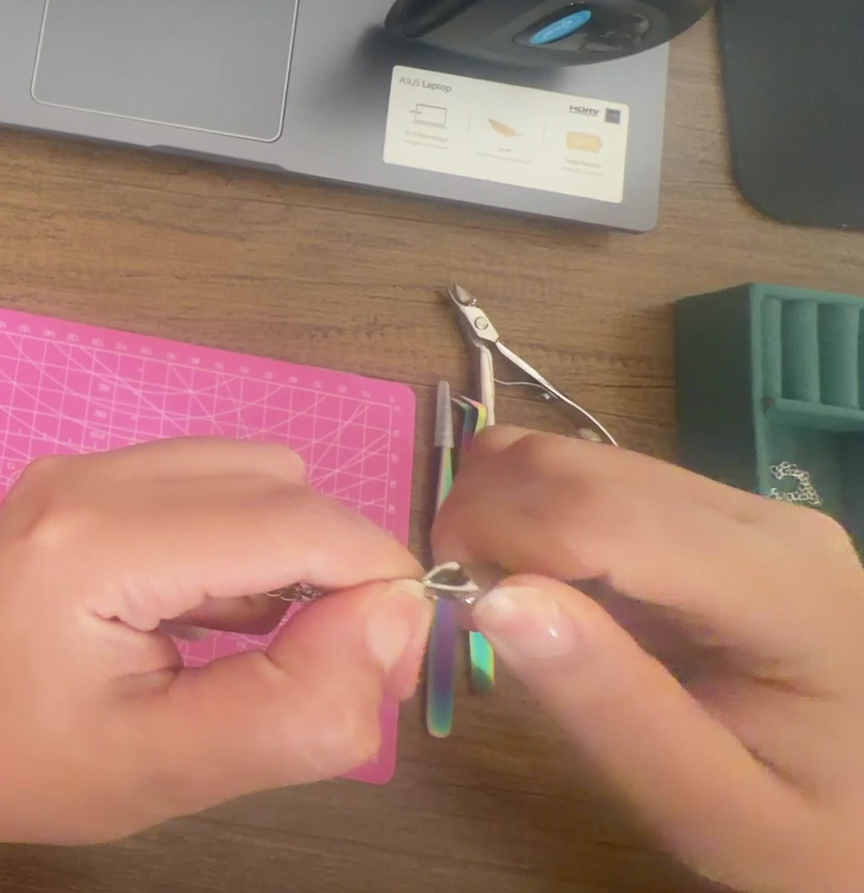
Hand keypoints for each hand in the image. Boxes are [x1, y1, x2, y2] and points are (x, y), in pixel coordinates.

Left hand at [0, 437, 429, 846]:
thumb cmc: (33, 764)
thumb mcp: (174, 769)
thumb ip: (300, 703)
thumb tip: (392, 614)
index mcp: (96, 540)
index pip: (290, 519)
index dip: (373, 582)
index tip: (387, 668)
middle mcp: (83, 476)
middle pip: (271, 483)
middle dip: (331, 566)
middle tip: (322, 669)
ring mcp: (75, 469)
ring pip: (242, 473)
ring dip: (282, 550)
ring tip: (250, 644)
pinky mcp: (77, 481)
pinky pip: (197, 482)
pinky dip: (234, 538)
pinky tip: (206, 610)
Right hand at [436, 428, 863, 892]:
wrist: (862, 807)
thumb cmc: (794, 824)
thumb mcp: (717, 810)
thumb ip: (611, 707)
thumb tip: (493, 597)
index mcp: (784, 589)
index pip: (593, 516)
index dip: (491, 539)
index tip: (456, 605)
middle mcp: (757, 517)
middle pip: (559, 472)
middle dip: (476, 524)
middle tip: (470, 606)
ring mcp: (723, 499)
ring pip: (548, 456)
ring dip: (485, 511)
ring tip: (497, 588)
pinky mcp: (685, 499)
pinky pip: (559, 466)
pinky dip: (505, 501)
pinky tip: (523, 565)